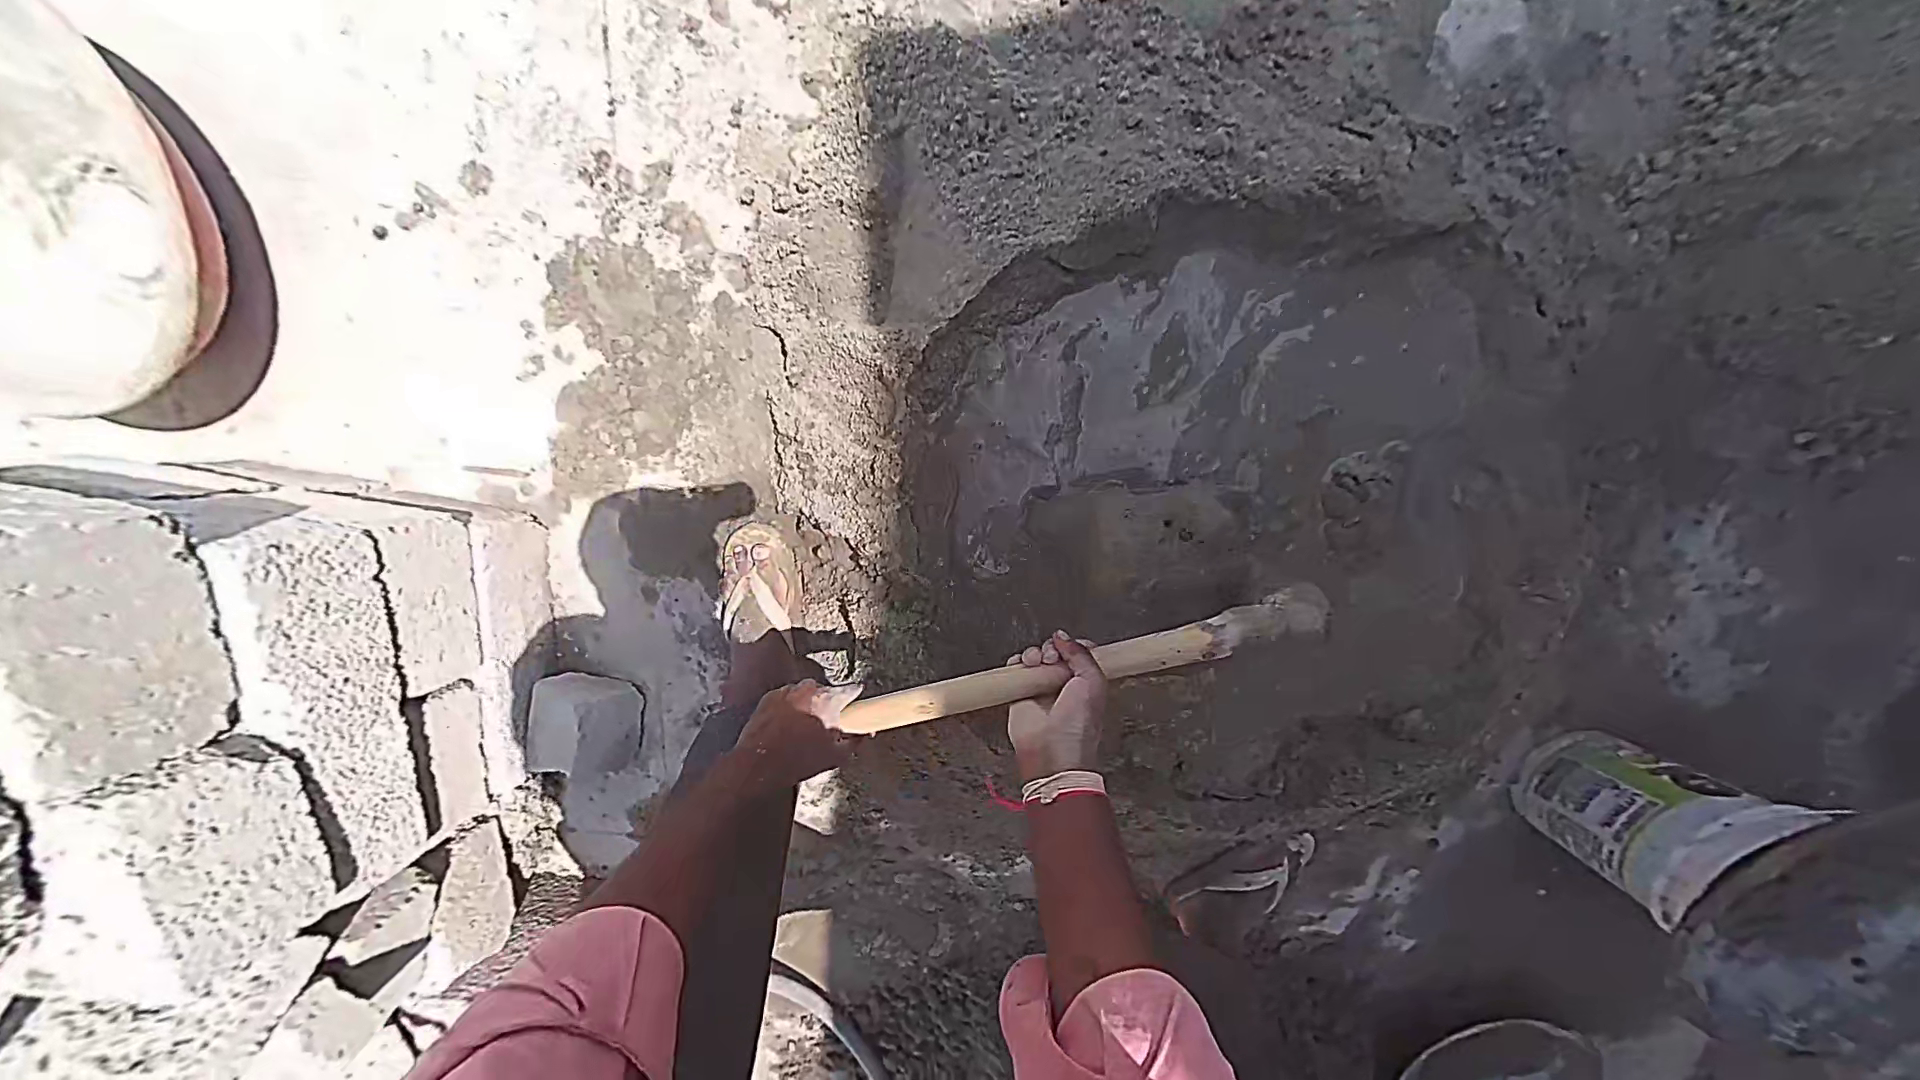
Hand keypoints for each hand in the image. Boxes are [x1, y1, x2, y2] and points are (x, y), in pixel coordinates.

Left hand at [732, 680, 865, 790]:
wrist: (760, 766)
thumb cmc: (798, 761)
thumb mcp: (836, 756)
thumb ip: (855, 741)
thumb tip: (865, 734)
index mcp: (829, 701)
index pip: (851, 689)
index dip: (855, 695)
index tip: (855, 700)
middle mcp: (809, 690)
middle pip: (826, 690)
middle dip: (828, 703)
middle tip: (824, 722)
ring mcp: (788, 691)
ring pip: (805, 692)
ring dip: (807, 703)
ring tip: (802, 726)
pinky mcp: (770, 696)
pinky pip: (786, 696)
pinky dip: (788, 706)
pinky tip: (785, 725)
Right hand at [1006, 631, 1106, 781]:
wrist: (1052, 752)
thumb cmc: (1078, 726)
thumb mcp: (1093, 682)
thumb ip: (1081, 654)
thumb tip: (1062, 637)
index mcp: (1086, 682)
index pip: (1077, 652)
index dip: (1072, 644)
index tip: (1068, 645)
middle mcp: (1063, 684)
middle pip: (1054, 651)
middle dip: (1052, 648)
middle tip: (1052, 658)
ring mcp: (1042, 689)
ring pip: (1035, 657)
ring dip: (1035, 654)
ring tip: (1037, 663)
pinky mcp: (1021, 695)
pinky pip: (1016, 670)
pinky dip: (1017, 663)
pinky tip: (1023, 666)